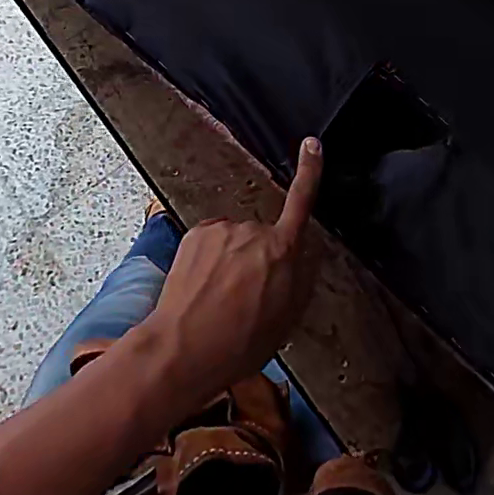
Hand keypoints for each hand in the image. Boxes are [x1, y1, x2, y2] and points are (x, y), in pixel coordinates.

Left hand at [130, 137, 323, 409]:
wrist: (182, 349)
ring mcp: (223, 231)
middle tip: (244, 297)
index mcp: (282, 251)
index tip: (312, 145)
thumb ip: (299, 279)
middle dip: (258, 259)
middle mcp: (253, 233)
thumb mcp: (287, 319)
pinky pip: (213, 241)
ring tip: (218, 298)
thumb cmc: (237, 343)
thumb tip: (299, 258)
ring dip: (231, 260)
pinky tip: (203, 287)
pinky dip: (210, 258)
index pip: (302, 202)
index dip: (310, 171)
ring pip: (236, 240)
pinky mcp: (197, 233)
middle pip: (263, 238)